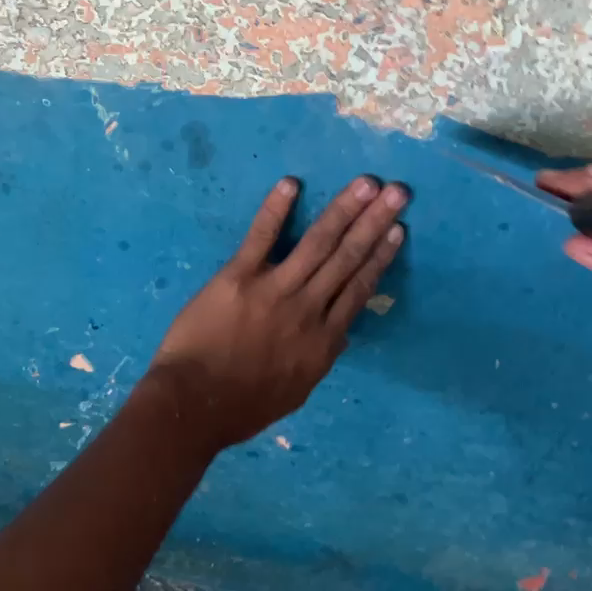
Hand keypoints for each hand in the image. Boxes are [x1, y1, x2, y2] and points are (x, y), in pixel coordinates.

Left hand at [143, 175, 406, 451]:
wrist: (193, 407)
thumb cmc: (242, 405)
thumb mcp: (295, 390)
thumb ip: (319, 357)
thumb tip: (341, 332)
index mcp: (323, 341)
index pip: (359, 289)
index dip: (380, 257)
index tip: (398, 230)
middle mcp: (306, 309)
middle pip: (347, 258)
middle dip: (374, 222)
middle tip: (398, 192)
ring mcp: (273, 290)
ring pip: (317, 243)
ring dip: (344, 209)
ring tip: (367, 184)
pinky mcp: (238, 277)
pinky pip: (261, 237)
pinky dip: (276, 209)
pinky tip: (291, 183)